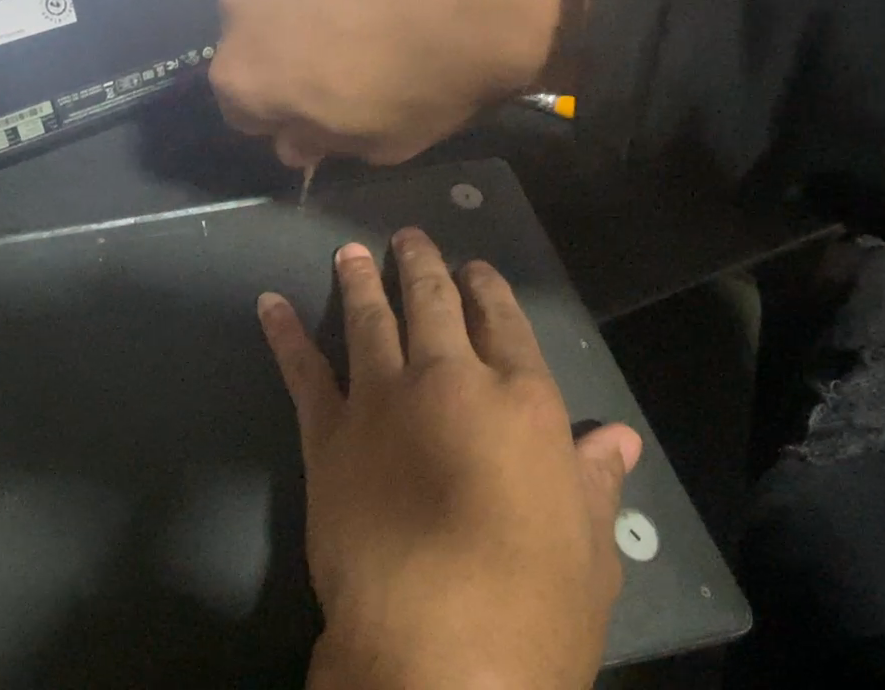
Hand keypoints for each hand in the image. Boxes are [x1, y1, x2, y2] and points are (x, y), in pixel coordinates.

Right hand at [212, 0, 602, 166]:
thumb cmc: (427, 78)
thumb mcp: (377, 144)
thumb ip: (320, 142)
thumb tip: (296, 136)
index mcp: (241, 73)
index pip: (241, 112)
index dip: (284, 122)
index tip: (323, 121)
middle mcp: (240, 5)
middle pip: (255, 47)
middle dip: (288, 62)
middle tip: (349, 69)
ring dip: (311, 15)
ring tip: (375, 19)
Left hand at [258, 228, 641, 689]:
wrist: (434, 648)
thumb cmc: (531, 607)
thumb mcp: (588, 552)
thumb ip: (592, 483)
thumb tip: (614, 439)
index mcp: (522, 403)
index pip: (506, 325)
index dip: (488, 290)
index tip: (474, 266)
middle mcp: (450, 382)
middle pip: (434, 306)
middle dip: (423, 266)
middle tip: (409, 236)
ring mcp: (381, 400)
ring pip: (370, 320)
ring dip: (360, 280)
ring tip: (352, 251)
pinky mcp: (327, 432)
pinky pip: (302, 369)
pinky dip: (283, 333)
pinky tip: (269, 304)